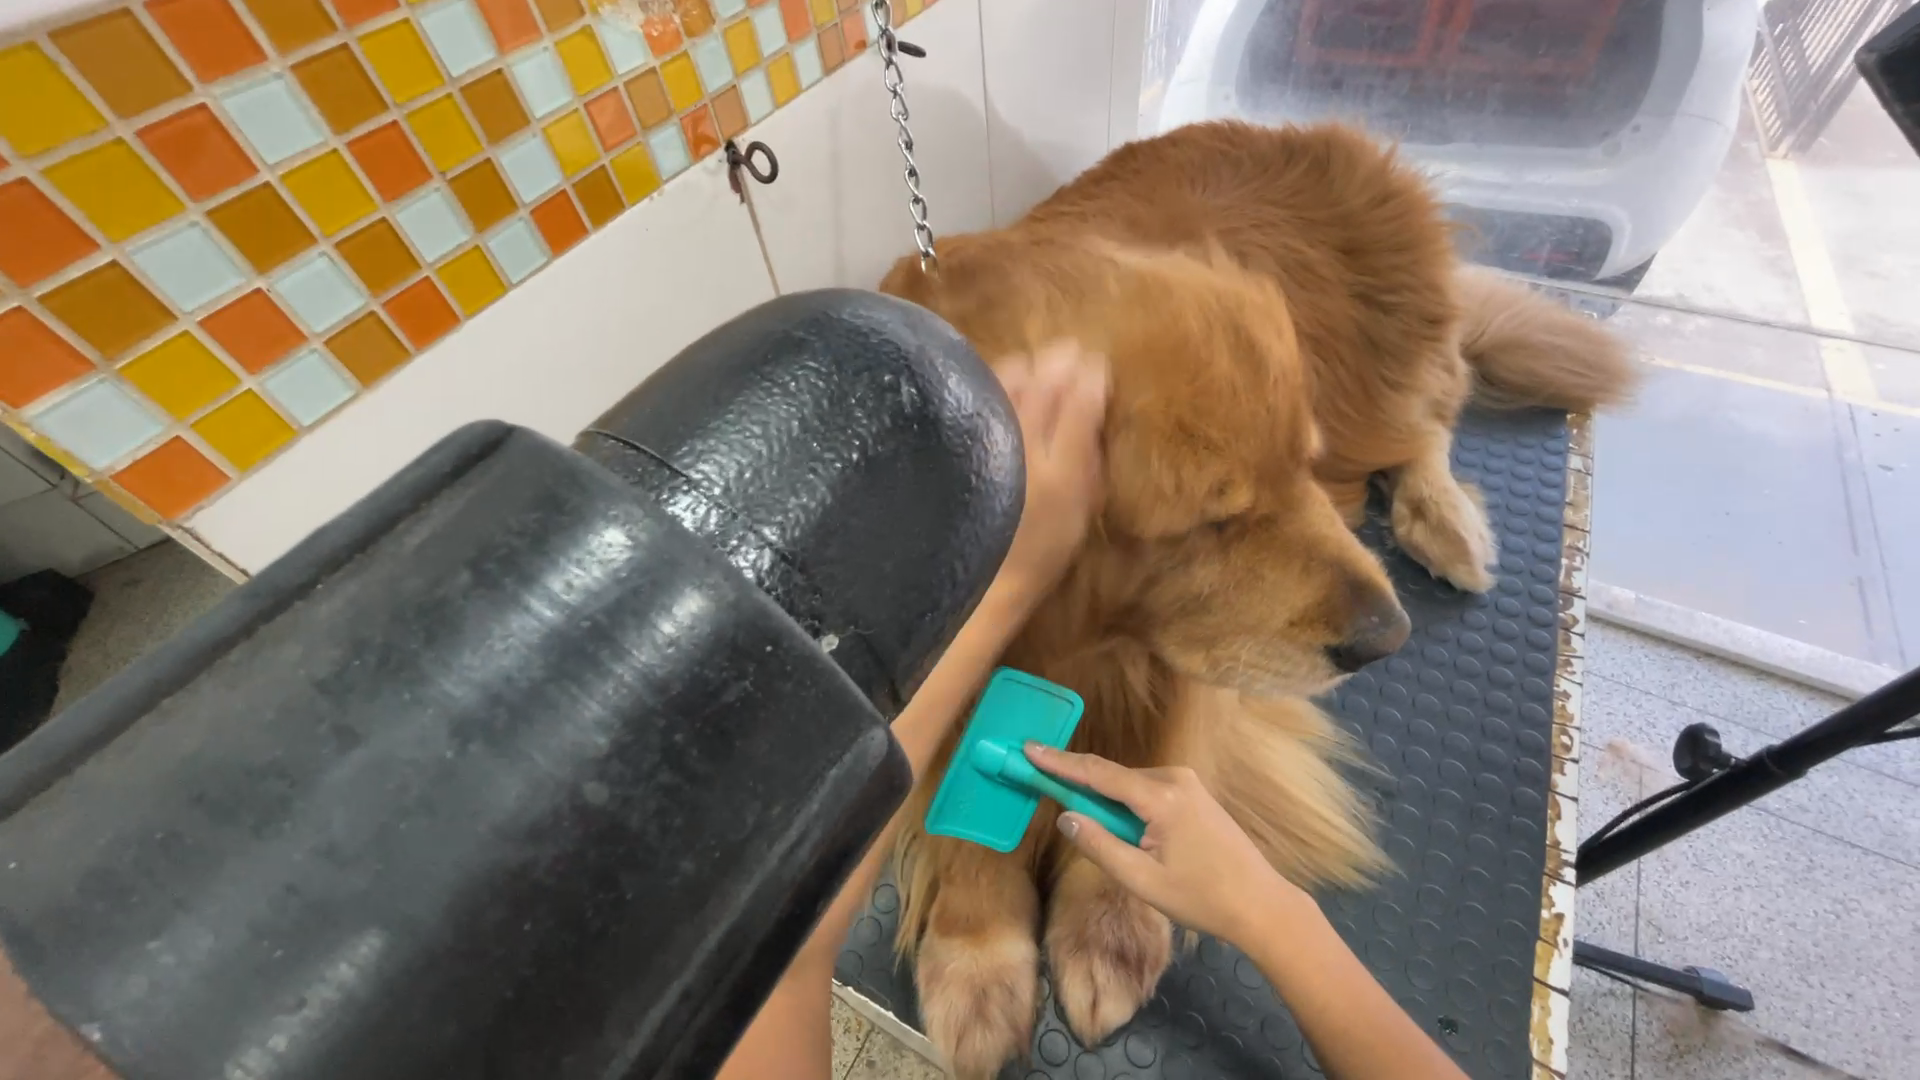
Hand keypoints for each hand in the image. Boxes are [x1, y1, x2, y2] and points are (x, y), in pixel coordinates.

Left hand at [990, 342, 1109, 607]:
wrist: (989, 576)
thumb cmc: (1044, 548)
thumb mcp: (1082, 511)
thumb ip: (1090, 462)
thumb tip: (1095, 411)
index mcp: (1063, 473)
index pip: (1082, 407)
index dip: (1092, 378)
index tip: (1097, 364)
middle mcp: (1026, 453)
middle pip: (1045, 387)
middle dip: (1061, 362)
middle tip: (1071, 352)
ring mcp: (990, 447)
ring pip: (1010, 386)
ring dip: (1029, 365)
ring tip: (1038, 363)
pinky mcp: (964, 447)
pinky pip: (981, 399)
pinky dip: (996, 381)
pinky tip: (1005, 380)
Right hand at [1026, 744, 1309, 945]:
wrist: (1262, 905)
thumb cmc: (1202, 898)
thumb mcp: (1142, 881)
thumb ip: (1099, 845)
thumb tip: (1065, 816)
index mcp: (1162, 797)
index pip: (1098, 773)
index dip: (1059, 762)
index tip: (1028, 749)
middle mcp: (1174, 777)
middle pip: (1113, 778)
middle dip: (1083, 788)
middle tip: (1053, 797)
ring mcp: (1187, 781)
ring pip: (1130, 786)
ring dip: (1110, 805)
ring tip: (1117, 844)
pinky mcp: (1194, 792)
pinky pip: (1147, 791)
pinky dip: (1129, 807)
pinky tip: (1135, 837)